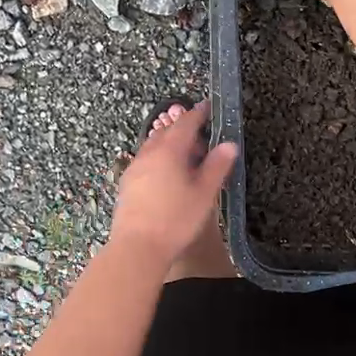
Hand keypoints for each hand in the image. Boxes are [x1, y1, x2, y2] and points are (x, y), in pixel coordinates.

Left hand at [109, 102, 237, 264]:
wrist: (137, 248)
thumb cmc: (175, 220)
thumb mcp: (204, 194)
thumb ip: (217, 167)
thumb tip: (229, 145)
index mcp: (169, 151)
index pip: (185, 123)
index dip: (198, 114)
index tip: (207, 107)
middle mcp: (148, 154)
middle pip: (166, 133)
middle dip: (184, 131)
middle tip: (203, 143)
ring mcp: (134, 169)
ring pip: (153, 147)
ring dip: (170, 147)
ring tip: (188, 163)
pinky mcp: (127, 185)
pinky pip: (146, 162)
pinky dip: (159, 160)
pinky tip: (168, 178)